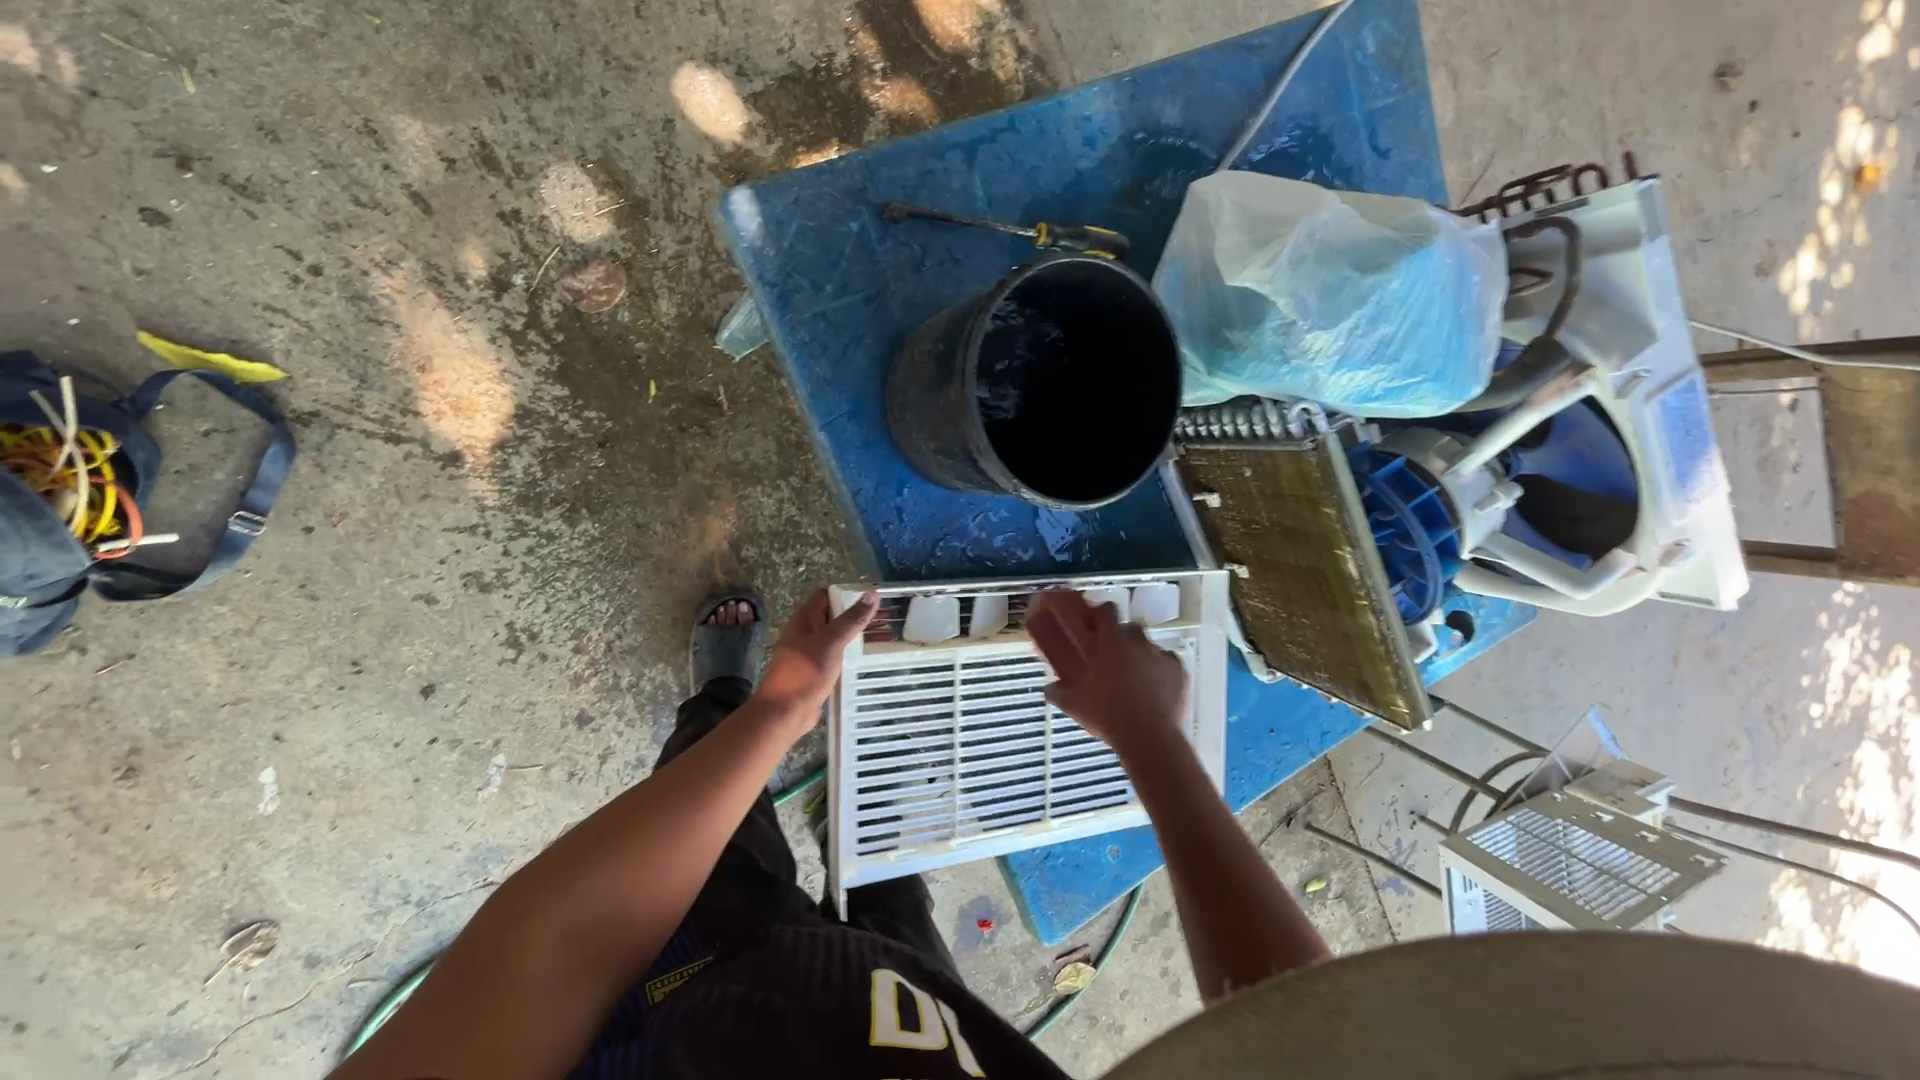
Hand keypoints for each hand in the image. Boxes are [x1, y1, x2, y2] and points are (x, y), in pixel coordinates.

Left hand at [752, 589, 877, 727]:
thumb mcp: (831, 642)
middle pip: (833, 617)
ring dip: (856, 636)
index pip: (826, 596)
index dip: (847, 593)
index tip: (872, 598)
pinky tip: (867, 660)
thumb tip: (871, 594)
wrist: (785, 712)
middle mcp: (806, 633)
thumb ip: (851, 619)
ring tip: (884, 637)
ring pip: (836, 638)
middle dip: (857, 616)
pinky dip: (851, 655)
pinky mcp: (816, 672)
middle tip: (885, 619)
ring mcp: (810, 654)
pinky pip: (836, 657)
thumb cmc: (806, 672)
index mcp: (804, 620)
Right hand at [1026, 589, 1186, 757]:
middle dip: (1122, 638)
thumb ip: (1058, 692)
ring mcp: (1161, 655)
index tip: (1095, 622)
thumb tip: (1049, 688)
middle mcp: (1138, 642)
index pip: (1107, 611)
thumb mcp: (1074, 704)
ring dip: (1141, 656)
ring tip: (1134, 677)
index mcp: (1111, 642)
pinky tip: (1155, 688)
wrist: (1148, 736)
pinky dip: (1161, 672)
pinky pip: (1168, 664)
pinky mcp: (1180, 672)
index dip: (1101, 613)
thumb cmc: (1106, 714)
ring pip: (1149, 647)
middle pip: (1130, 628)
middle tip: (1112, 657)